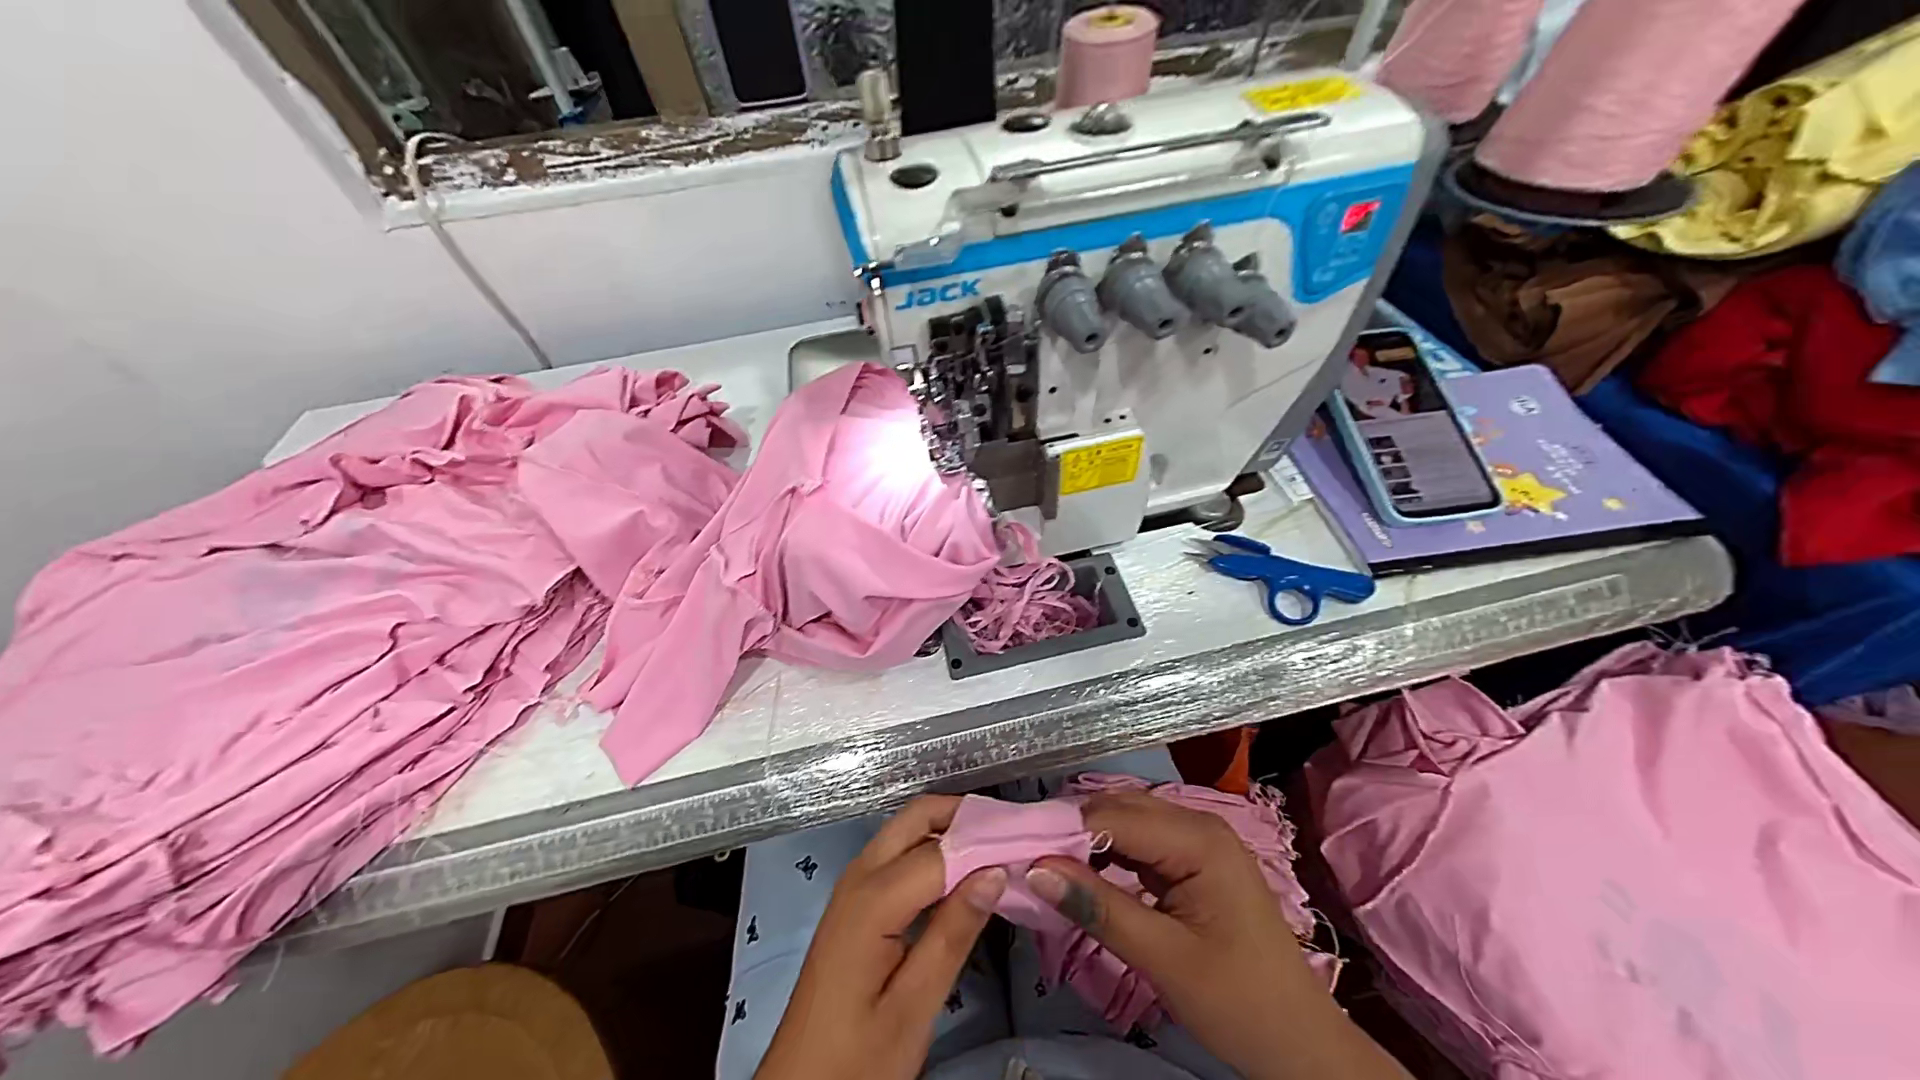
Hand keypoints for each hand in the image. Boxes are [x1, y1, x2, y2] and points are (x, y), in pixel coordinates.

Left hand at [755, 796, 1007, 1079]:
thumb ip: (954, 933)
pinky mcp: (856, 901)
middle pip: (917, 816)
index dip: (987, 841)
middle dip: (966, 816)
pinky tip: (964, 875)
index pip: (942, 849)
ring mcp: (854, 885)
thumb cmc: (857, 1058)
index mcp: (873, 899)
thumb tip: (995, 872)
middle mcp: (859, 875)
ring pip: (907, 830)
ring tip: (999, 851)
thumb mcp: (914, 1007)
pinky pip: (899, 854)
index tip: (1032, 843)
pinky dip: (934, 850)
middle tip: (1014, 835)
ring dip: (951, 830)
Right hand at [1025, 791, 1409, 1079]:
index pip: (1113, 817)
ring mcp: (1198, 843)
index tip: (1018, 853)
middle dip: (1072, 832)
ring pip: (1125, 824)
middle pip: (1118, 810)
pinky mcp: (1193, 863)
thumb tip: (1035, 870)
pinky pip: (1139, 845)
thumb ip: (1099, 908)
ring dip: (1087, 842)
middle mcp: (1198, 825)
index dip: (1063, 832)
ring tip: (1047, 867)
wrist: (1299, 1044)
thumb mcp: (1164, 958)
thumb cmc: (1240, 1002)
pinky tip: (1083, 876)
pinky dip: (1108, 856)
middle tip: (1028, 859)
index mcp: (1199, 839)